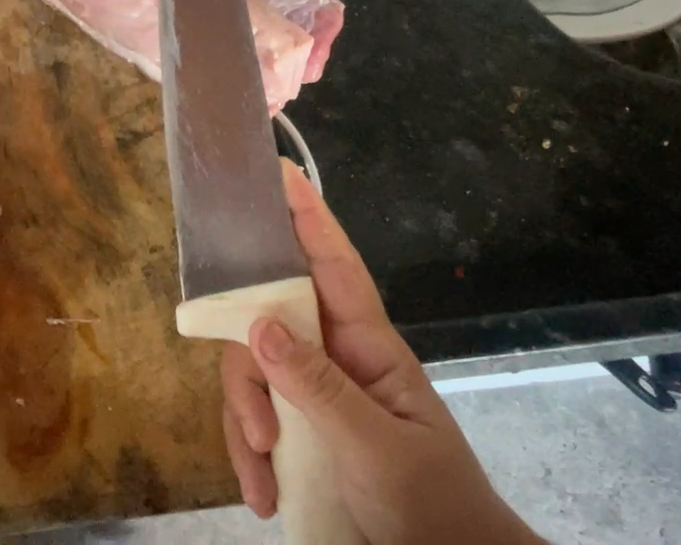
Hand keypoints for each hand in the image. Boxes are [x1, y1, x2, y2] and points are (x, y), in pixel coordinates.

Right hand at [220, 160, 545, 544]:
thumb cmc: (434, 508)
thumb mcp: (378, 450)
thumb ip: (318, 388)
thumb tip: (256, 324)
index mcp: (369, 349)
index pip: (334, 269)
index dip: (309, 218)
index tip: (283, 171)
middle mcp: (334, 358)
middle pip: (267, 324)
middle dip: (251, 372)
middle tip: (258, 428)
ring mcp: (313, 392)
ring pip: (251, 373)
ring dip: (246, 425)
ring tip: (265, 476)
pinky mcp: (297, 427)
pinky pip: (252, 418)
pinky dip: (248, 455)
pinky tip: (263, 494)